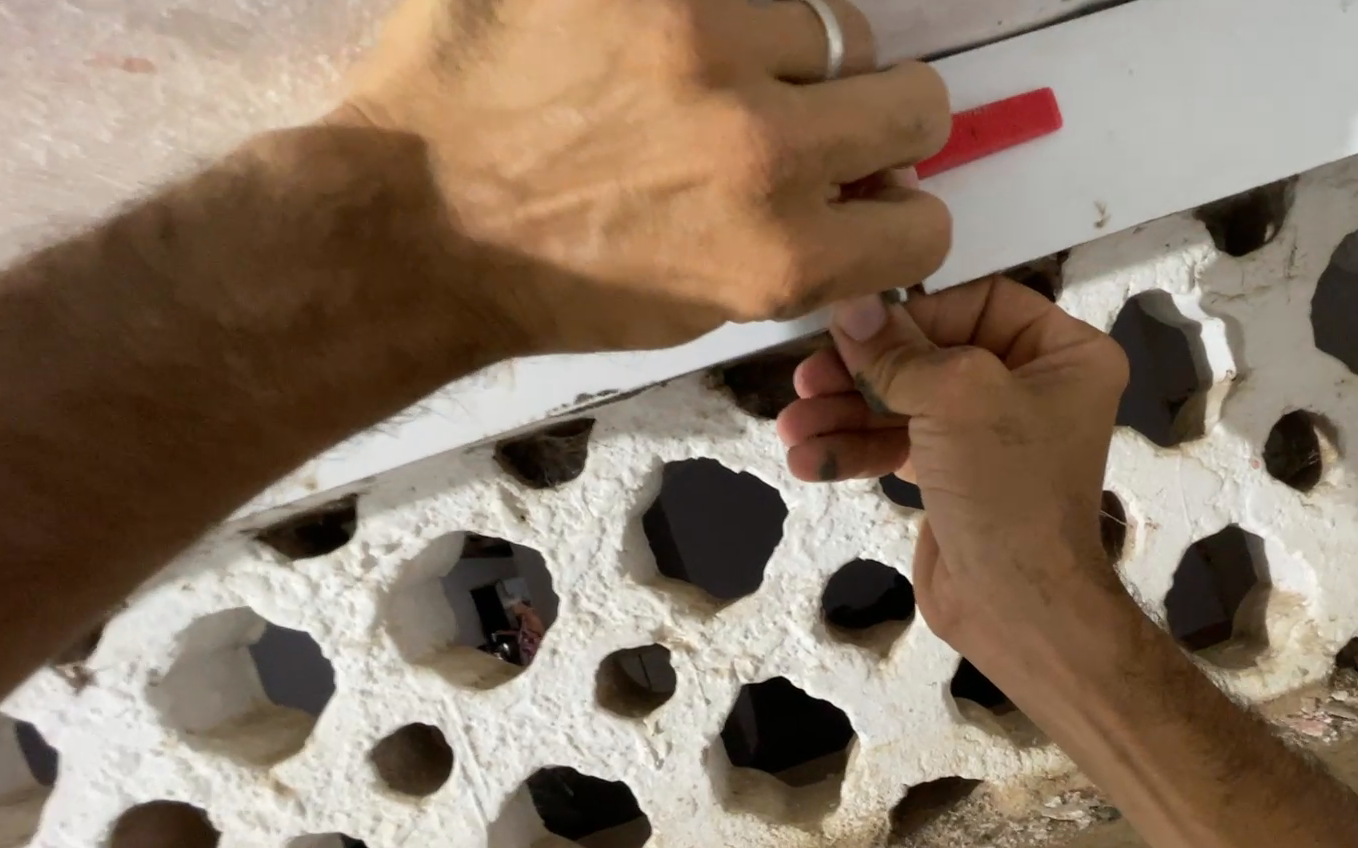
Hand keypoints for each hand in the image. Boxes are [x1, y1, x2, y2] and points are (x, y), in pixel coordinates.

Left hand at [339, 0, 952, 351]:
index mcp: (783, 257)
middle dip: (887, 120)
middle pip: (919, 102)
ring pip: (836, 24)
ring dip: (801, 56)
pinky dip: (726, 14)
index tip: (871, 200)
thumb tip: (863, 196)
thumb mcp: (716, 309)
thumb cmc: (579, 289)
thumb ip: (806, 257)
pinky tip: (667, 44)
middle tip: (828, 123)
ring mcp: (702, 43)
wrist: (429, 227)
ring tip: (722, 75)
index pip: (927, 226)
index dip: (904, 214)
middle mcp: (765, 151)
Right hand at [776, 278, 1129, 666]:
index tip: (857, 326)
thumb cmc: (1007, 489)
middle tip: (805, 380)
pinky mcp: (952, 476)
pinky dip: (856, 451)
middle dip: (863, 373)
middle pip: (931, 356)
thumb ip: (897, 351)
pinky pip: (900, 446)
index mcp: (1062, 355)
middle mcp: (1029, 389)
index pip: (980, 304)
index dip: (915, 314)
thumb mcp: (955, 399)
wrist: (1013, 606)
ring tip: (791, 429)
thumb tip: (850, 306)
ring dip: (844, 416)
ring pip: (906, 405)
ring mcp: (986, 435)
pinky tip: (809, 459)